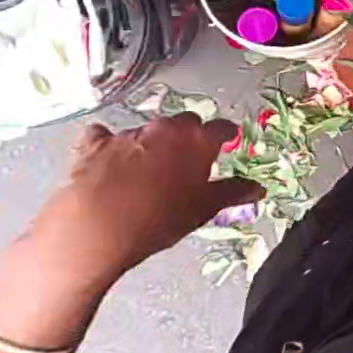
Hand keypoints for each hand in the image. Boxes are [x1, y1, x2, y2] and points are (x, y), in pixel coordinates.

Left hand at [0, 116, 261, 347]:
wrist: (94, 229)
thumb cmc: (158, 219)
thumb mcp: (202, 210)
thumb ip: (231, 193)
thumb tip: (258, 188)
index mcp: (197, 140)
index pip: (221, 128)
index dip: (226, 135)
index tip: (227, 142)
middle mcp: (166, 129)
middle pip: (185, 123)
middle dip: (189, 136)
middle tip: (188, 160)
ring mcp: (129, 134)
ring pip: (149, 130)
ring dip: (153, 143)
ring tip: (149, 170)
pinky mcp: (95, 144)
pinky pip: (104, 136)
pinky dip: (108, 144)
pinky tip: (108, 159)